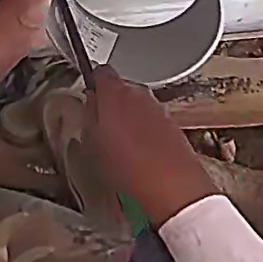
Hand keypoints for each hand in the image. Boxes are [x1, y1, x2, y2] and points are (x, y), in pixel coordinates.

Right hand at [83, 67, 214, 223]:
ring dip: (129, 117)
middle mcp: (139, 93)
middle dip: (111, 102)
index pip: (100, 72)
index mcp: (115, 91)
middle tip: (101, 127)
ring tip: (121, 145)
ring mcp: (159, 107)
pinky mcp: (173, 124)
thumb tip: (91, 102)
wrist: (174, 189)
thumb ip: (88, 114)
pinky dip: (145, 129)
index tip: (89, 96)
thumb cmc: (127, 166)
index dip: (93, 83)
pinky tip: (140, 153)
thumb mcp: (91, 141)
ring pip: (137, 104)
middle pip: (120, 88)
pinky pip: (152, 120)